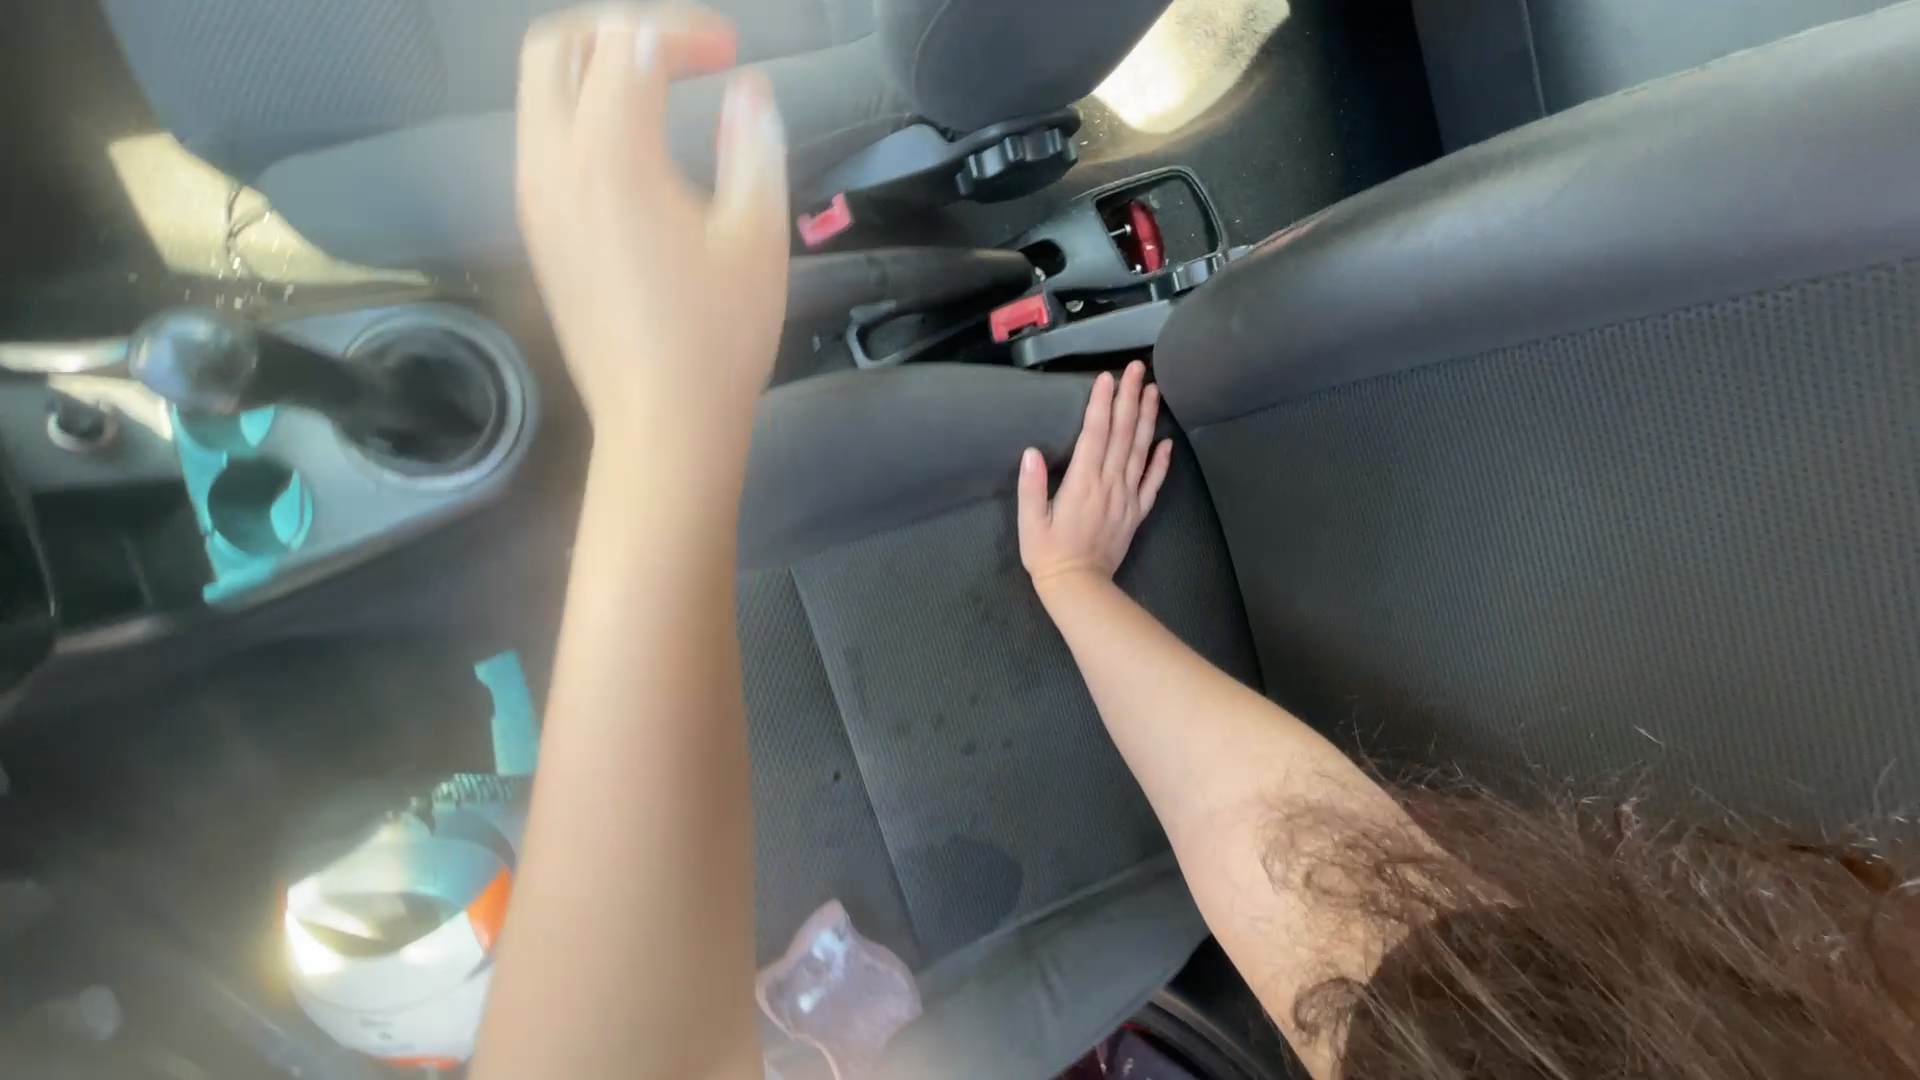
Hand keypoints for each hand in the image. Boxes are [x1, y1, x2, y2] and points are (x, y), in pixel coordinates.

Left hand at [515, 4, 789, 445]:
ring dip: (596, 74)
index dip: (685, 32)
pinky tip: (635, 160)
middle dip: (621, 32)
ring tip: (660, 97)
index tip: (734, 55)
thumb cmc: (720, 336)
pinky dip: (583, 121)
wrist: (662, 423)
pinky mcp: (539, 237)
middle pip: (559, 47)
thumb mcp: (758, 239)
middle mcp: (552, 163)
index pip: (630, 43)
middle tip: (682, 57)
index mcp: (610, 154)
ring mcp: (535, 202)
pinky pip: (543, 144)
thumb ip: (754, 147)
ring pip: (540, 94)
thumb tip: (749, 92)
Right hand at [1018, 361, 1173, 588]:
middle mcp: (1109, 485)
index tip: (1106, 377)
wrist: (1078, 587)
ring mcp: (1126, 498)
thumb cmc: (1047, 554)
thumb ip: (1031, 486)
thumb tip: (1032, 452)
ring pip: (1140, 451)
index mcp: (1082, 483)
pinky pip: (1152, 483)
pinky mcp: (1135, 513)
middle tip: (1136, 368)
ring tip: (1153, 391)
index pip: (1095, 434)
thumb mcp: (1029, 522)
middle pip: (1122, 434)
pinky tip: (1166, 442)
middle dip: (1129, 398)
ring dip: (1147, 419)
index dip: (1101, 403)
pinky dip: (1161, 461)